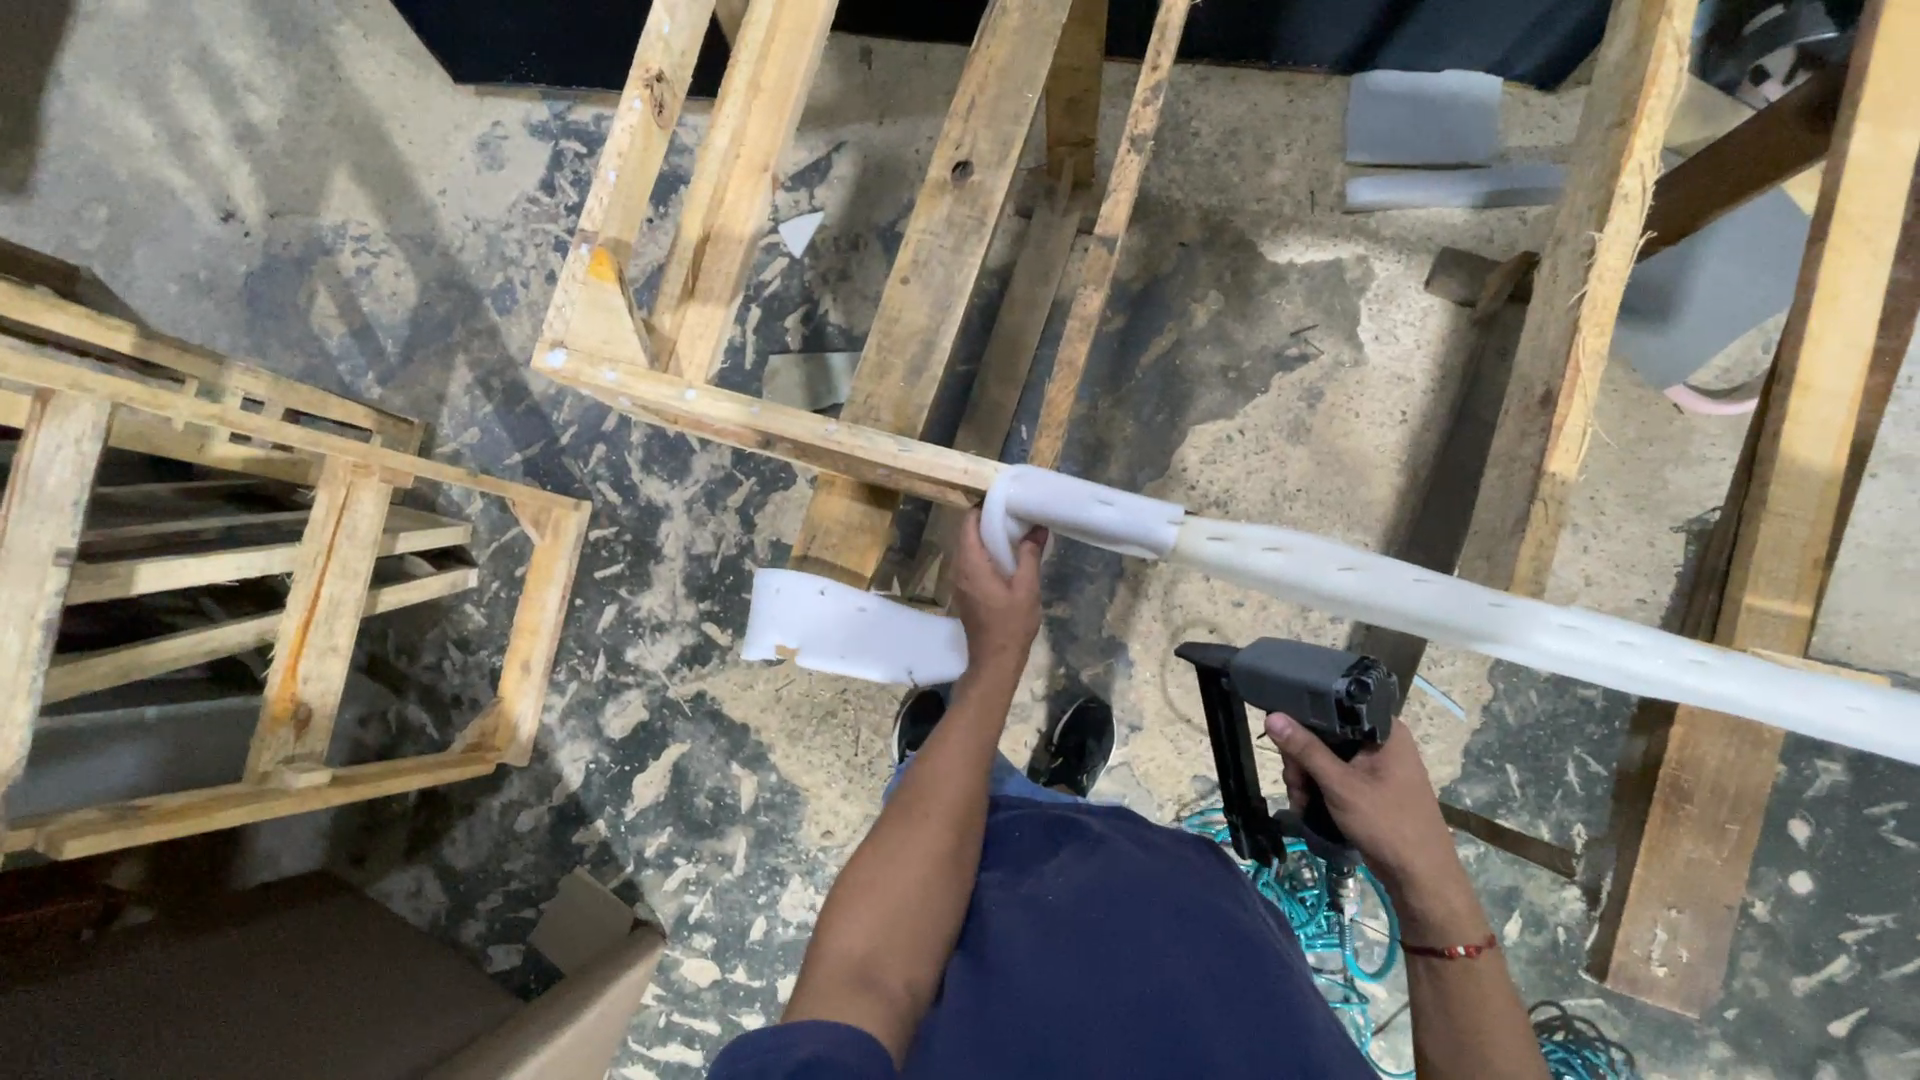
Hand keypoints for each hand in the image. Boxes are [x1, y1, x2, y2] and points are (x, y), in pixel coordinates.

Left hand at [949, 509, 1045, 676]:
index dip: (984, 508)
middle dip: (989, 521)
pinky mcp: (965, 592)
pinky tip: (1008, 556)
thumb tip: (1037, 528)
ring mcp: (959, 581)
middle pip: (968, 533)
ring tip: (1015, 532)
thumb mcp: (1026, 588)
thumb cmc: (1011, 625)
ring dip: (989, 538)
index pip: (969, 523)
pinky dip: (987, 554)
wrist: (995, 661)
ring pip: (970, 548)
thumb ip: (1029, 555)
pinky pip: (972, 563)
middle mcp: (959, 569)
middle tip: (1015, 514)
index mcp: (971, 564)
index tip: (1006, 501)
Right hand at [1264, 713, 1475, 924]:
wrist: (1419, 876)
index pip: (1333, 708)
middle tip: (1294, 783)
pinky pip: (1335, 774)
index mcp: (1384, 730)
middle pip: (1324, 735)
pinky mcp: (1369, 785)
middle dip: (1302, 761)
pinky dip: (1318, 788)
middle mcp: (1380, 741)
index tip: (1286, 745)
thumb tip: (1272, 717)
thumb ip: (1305, 749)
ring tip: (1300, 801)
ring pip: (1325, 757)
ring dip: (1306, 778)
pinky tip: (1307, 804)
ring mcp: (1375, 764)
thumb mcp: (1340, 784)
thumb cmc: (1386, 823)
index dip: (1303, 721)